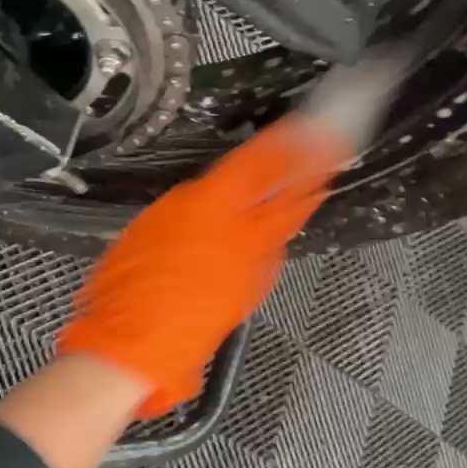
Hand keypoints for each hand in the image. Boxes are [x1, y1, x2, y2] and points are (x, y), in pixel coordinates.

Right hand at [56, 115, 348, 417]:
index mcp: (215, 207)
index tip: (314, 120)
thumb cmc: (128, 290)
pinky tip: (275, 230)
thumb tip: (209, 194)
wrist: (136, 348)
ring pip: (289, 223)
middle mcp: (244, 235)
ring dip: (305, 196)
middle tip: (338, 140)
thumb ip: (188, 204)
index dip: (293, 137)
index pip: (266, 160)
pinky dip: (278, 236)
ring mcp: (253, 266)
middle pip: (297, 191)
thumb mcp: (149, 227)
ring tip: (317, 178)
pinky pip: (273, 253)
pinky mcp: (250, 292)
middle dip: (320, 163)